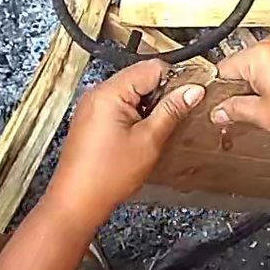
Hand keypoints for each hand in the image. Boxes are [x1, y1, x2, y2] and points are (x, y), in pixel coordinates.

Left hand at [44, 60, 207, 221]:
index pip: (152, 68)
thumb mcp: (149, 140)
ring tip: (158, 129)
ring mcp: (93, 106)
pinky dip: (135, 114)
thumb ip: (172, 110)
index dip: (175, 79)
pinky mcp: (92, 119)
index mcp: (110, 92)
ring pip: (132, 92)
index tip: (190, 95)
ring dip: (150, 106)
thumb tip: (192, 90)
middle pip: (141, 77)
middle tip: (177, 115)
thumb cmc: (106, 176)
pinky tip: (143, 134)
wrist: (77, 202)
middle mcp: (98, 93)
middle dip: (162, 94)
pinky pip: (119, 105)